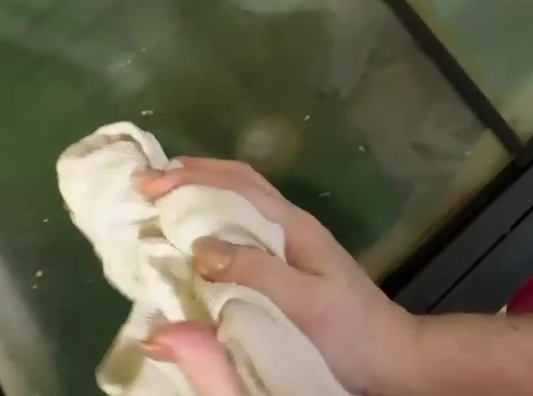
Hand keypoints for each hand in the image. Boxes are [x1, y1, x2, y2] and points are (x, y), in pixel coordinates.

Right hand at [138, 157, 421, 395]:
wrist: (388, 356)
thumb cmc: (348, 328)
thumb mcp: (304, 300)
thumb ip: (257, 271)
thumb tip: (198, 246)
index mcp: (292, 225)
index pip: (239, 184)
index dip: (195, 177)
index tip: (150, 183)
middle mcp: (288, 226)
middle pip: (237, 186)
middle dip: (191, 178)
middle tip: (144, 186)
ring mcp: (288, 246)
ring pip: (238, 207)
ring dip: (199, 198)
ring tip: (158, 205)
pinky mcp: (284, 270)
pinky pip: (240, 236)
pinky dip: (209, 228)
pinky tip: (190, 245)